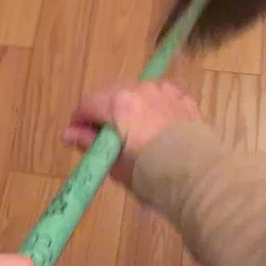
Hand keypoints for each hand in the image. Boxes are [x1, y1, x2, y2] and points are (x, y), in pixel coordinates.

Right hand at [61, 80, 200, 184]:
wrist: (197, 177)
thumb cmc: (150, 173)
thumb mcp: (115, 164)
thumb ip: (90, 143)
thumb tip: (68, 134)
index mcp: (118, 103)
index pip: (87, 103)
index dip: (80, 120)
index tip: (79, 137)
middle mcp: (140, 88)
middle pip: (112, 95)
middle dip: (106, 114)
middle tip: (109, 139)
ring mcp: (164, 91)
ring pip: (138, 93)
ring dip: (132, 108)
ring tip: (137, 134)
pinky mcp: (183, 98)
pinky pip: (161, 98)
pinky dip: (154, 109)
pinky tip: (159, 130)